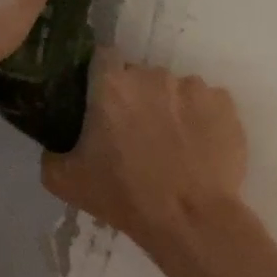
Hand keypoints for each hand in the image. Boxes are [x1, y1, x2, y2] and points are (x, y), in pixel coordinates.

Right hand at [41, 48, 248, 246]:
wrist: (189, 218)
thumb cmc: (123, 196)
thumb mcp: (64, 182)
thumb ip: (51, 154)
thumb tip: (55, 145)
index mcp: (110, 86)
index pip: (101, 57)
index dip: (99, 77)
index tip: (100, 100)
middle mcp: (152, 75)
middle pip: (139, 76)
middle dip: (135, 97)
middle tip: (134, 132)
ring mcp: (193, 86)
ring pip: (174, 89)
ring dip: (168, 107)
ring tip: (171, 144)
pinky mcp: (224, 103)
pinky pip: (205, 103)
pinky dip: (199, 119)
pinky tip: (196, 148)